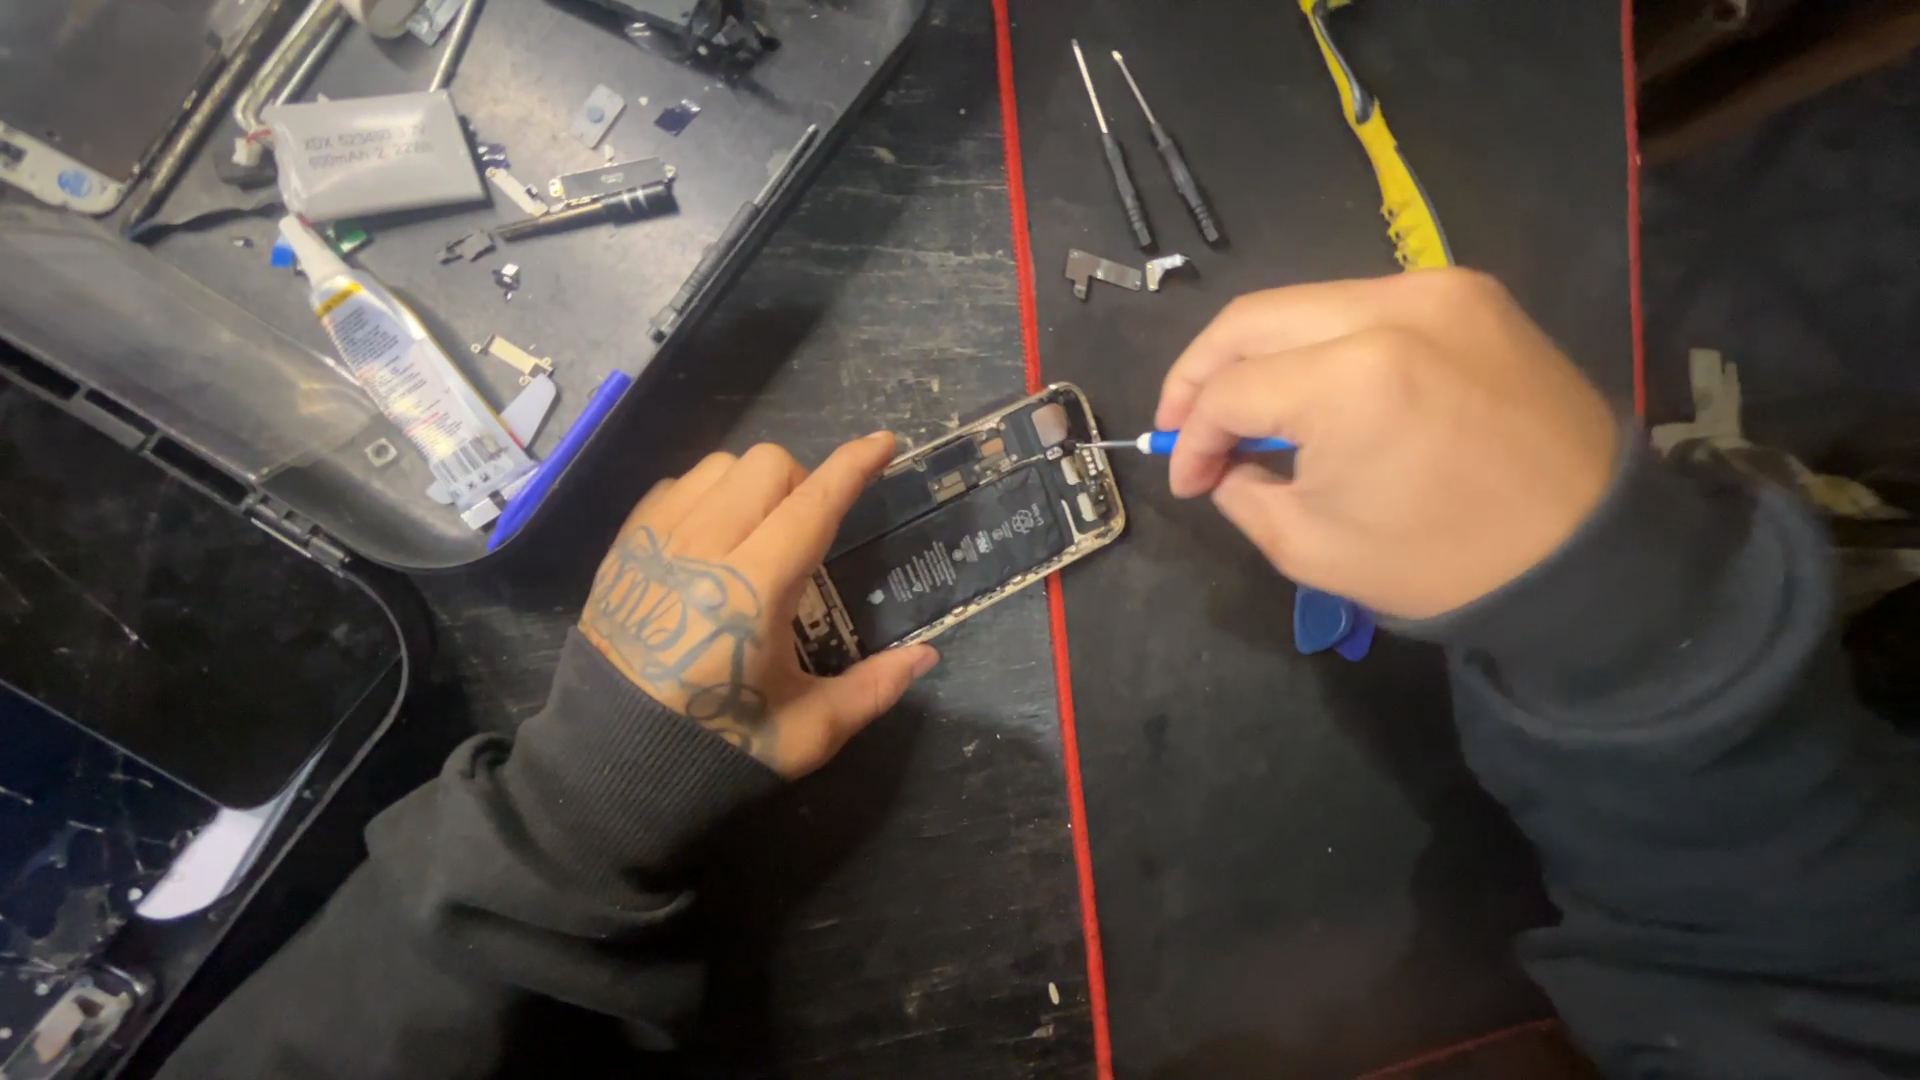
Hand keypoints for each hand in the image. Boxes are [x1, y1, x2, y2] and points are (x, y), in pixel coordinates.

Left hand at [579, 434, 938, 777]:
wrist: (610, 762)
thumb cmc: (719, 743)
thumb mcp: (809, 730)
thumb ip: (873, 689)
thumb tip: (926, 657)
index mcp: (753, 589)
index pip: (814, 504)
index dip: (854, 467)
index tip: (883, 442)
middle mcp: (703, 548)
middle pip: (767, 465)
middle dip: (804, 482)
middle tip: (808, 535)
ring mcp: (655, 541)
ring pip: (719, 466)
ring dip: (755, 485)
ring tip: (761, 533)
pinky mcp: (624, 548)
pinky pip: (675, 486)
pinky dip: (708, 495)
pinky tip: (713, 539)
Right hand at [1156, 270, 1618, 619]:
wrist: (1588, 556)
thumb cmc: (1439, 562)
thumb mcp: (1306, 545)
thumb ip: (1237, 488)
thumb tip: (1216, 457)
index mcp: (1349, 380)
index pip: (1229, 392)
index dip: (1190, 437)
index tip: (1185, 480)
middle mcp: (1390, 310)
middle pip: (1249, 320)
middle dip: (1197, 374)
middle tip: (1180, 424)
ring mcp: (1438, 291)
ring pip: (1299, 303)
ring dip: (1251, 354)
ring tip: (1237, 407)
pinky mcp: (1469, 295)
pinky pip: (1356, 306)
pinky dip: (1310, 343)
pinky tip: (1304, 387)